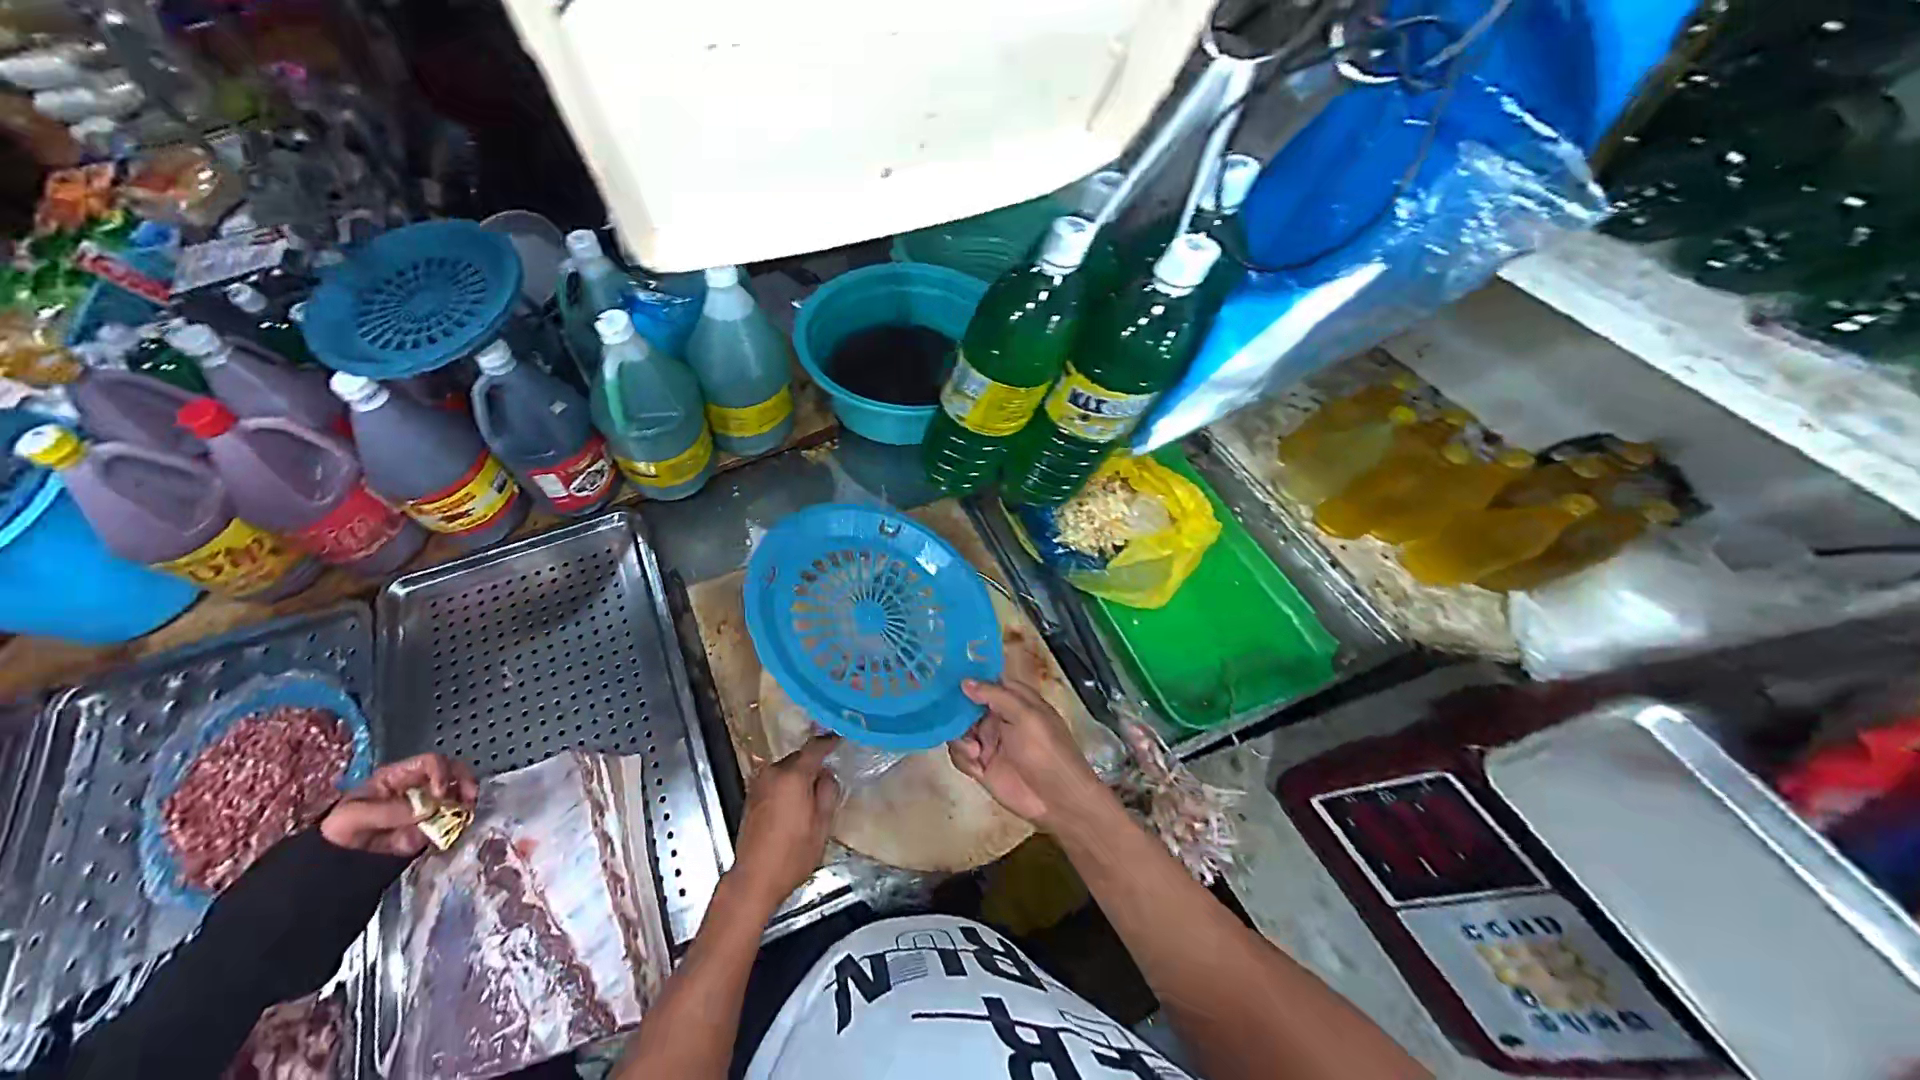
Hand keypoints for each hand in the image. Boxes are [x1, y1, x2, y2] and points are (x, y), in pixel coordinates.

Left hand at [320, 752, 478, 856]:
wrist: (339, 859)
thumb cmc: (343, 828)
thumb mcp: (354, 817)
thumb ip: (388, 811)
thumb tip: (427, 809)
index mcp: (402, 775)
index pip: (432, 762)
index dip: (442, 773)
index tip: (440, 794)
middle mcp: (422, 784)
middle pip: (455, 772)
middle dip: (466, 783)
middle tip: (469, 800)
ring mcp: (431, 803)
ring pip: (460, 794)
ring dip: (466, 803)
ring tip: (464, 817)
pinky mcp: (436, 821)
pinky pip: (456, 817)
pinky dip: (460, 822)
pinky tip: (457, 829)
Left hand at [730, 735, 839, 908]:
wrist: (754, 878)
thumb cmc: (793, 854)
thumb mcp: (822, 824)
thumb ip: (828, 791)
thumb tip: (826, 775)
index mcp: (793, 776)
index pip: (815, 748)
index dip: (829, 742)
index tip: (840, 740)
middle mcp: (773, 774)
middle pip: (798, 758)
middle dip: (813, 764)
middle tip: (828, 777)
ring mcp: (758, 784)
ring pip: (785, 770)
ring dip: (798, 775)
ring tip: (811, 794)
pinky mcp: (751, 797)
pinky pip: (775, 781)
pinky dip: (786, 785)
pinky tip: (794, 804)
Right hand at [949, 678, 1109, 831]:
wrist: (1057, 800)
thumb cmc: (1047, 751)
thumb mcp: (1026, 716)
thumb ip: (995, 696)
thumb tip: (965, 681)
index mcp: (1015, 701)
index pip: (987, 683)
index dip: (968, 680)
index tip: (945, 679)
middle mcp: (999, 718)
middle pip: (966, 706)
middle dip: (957, 713)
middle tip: (954, 721)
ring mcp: (989, 742)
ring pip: (959, 731)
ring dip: (961, 739)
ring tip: (975, 751)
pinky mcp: (981, 766)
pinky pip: (960, 755)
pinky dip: (963, 758)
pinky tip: (977, 766)